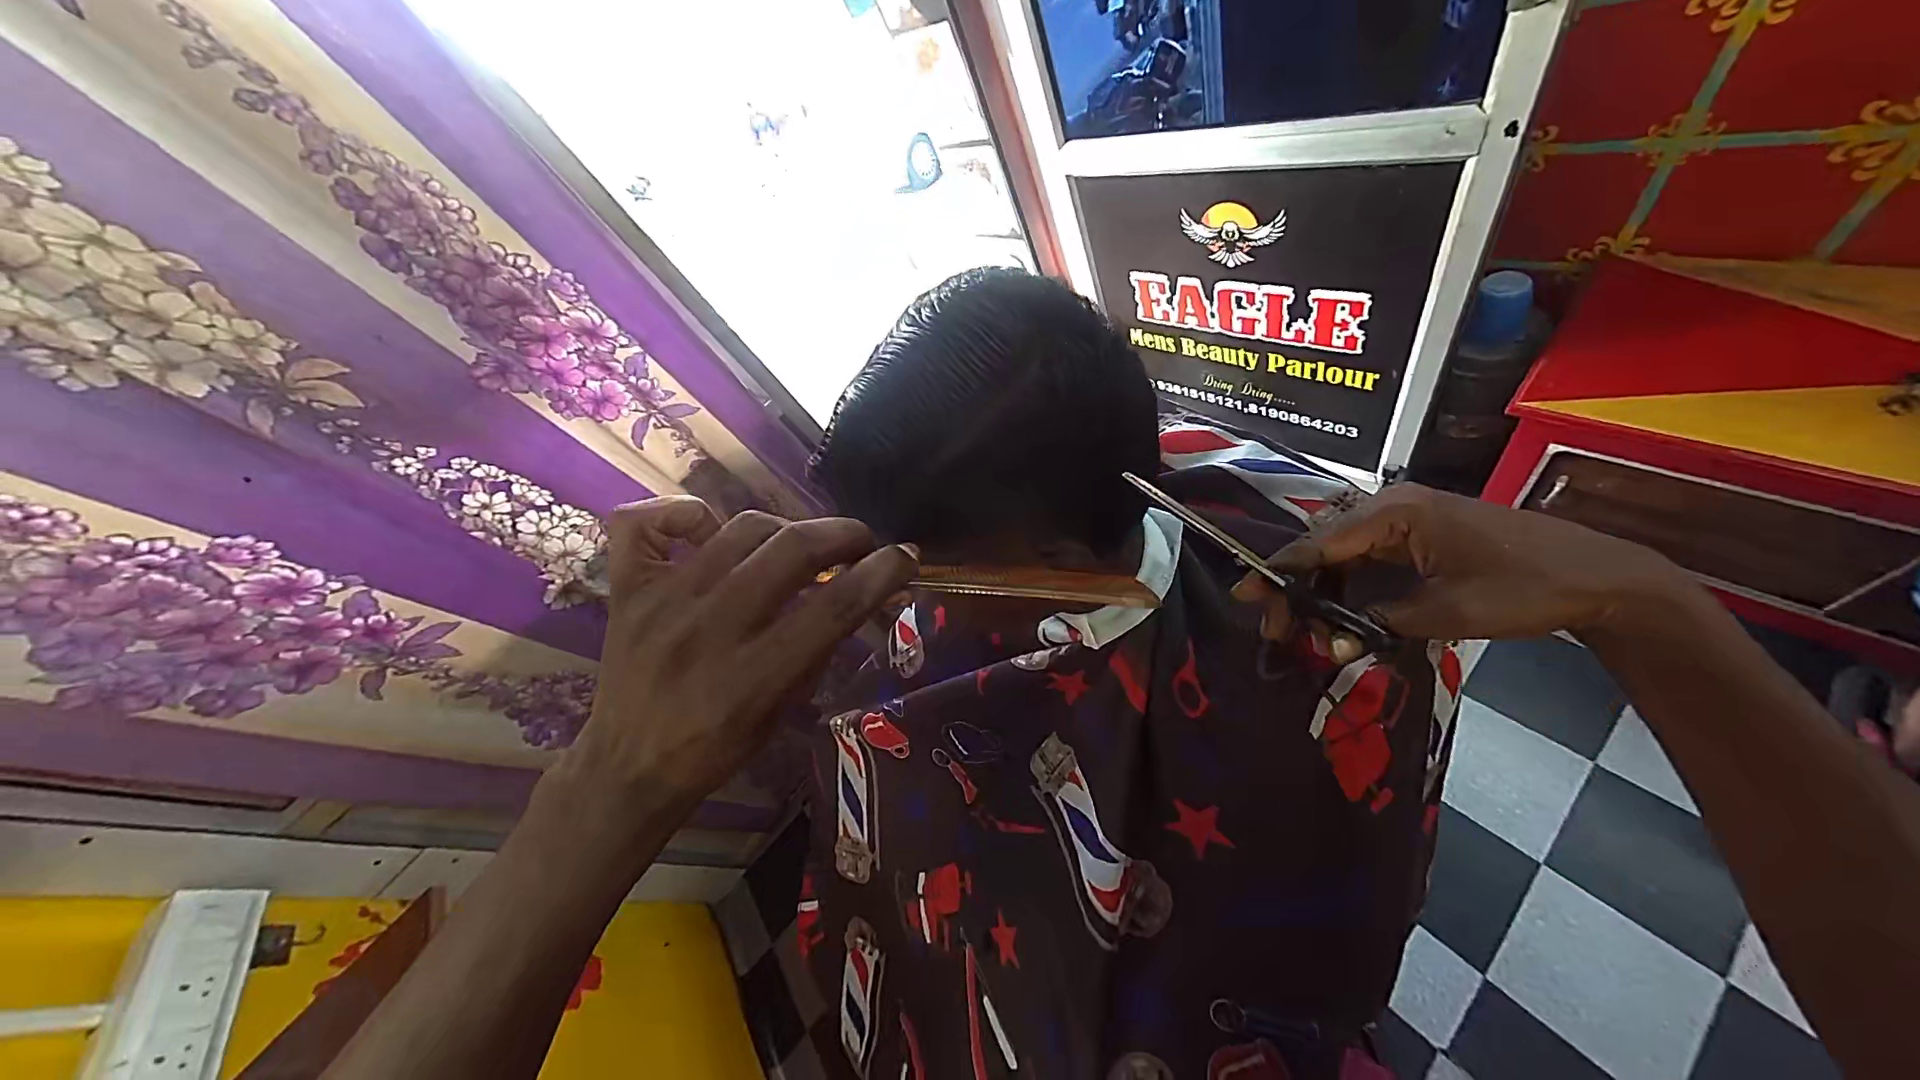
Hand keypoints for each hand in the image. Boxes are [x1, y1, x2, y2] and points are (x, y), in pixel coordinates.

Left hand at [556, 497, 917, 816]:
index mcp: (753, 677)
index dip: (883, 572)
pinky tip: (708, 531)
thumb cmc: (717, 748)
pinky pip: (644, 522)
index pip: (834, 606)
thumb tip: (858, 593)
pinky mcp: (627, 590)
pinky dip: (684, 512)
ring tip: (797, 544)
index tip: (905, 556)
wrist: (628, 767)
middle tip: (860, 542)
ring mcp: (662, 603)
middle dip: (844, 534)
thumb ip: (820, 649)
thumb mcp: (784, 712)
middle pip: (792, 550)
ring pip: (740, 528)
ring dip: (787, 527)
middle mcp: (708, 630)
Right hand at [1231, 483, 1692, 642]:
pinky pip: (1365, 559)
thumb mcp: (1446, 613)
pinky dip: (1347, 588)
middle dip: (1295, 590)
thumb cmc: (1527, 589)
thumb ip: (1380, 622)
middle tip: (1276, 629)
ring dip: (1320, 592)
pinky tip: (1340, 615)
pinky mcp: (1418, 534)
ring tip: (1307, 630)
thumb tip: (1334, 641)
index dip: (1277, 573)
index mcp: (1397, 514)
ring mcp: (1406, 519)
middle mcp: (1393, 507)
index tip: (1244, 596)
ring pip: (1340, 555)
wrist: (1603, 578)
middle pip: (1323, 549)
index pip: (1318, 545)